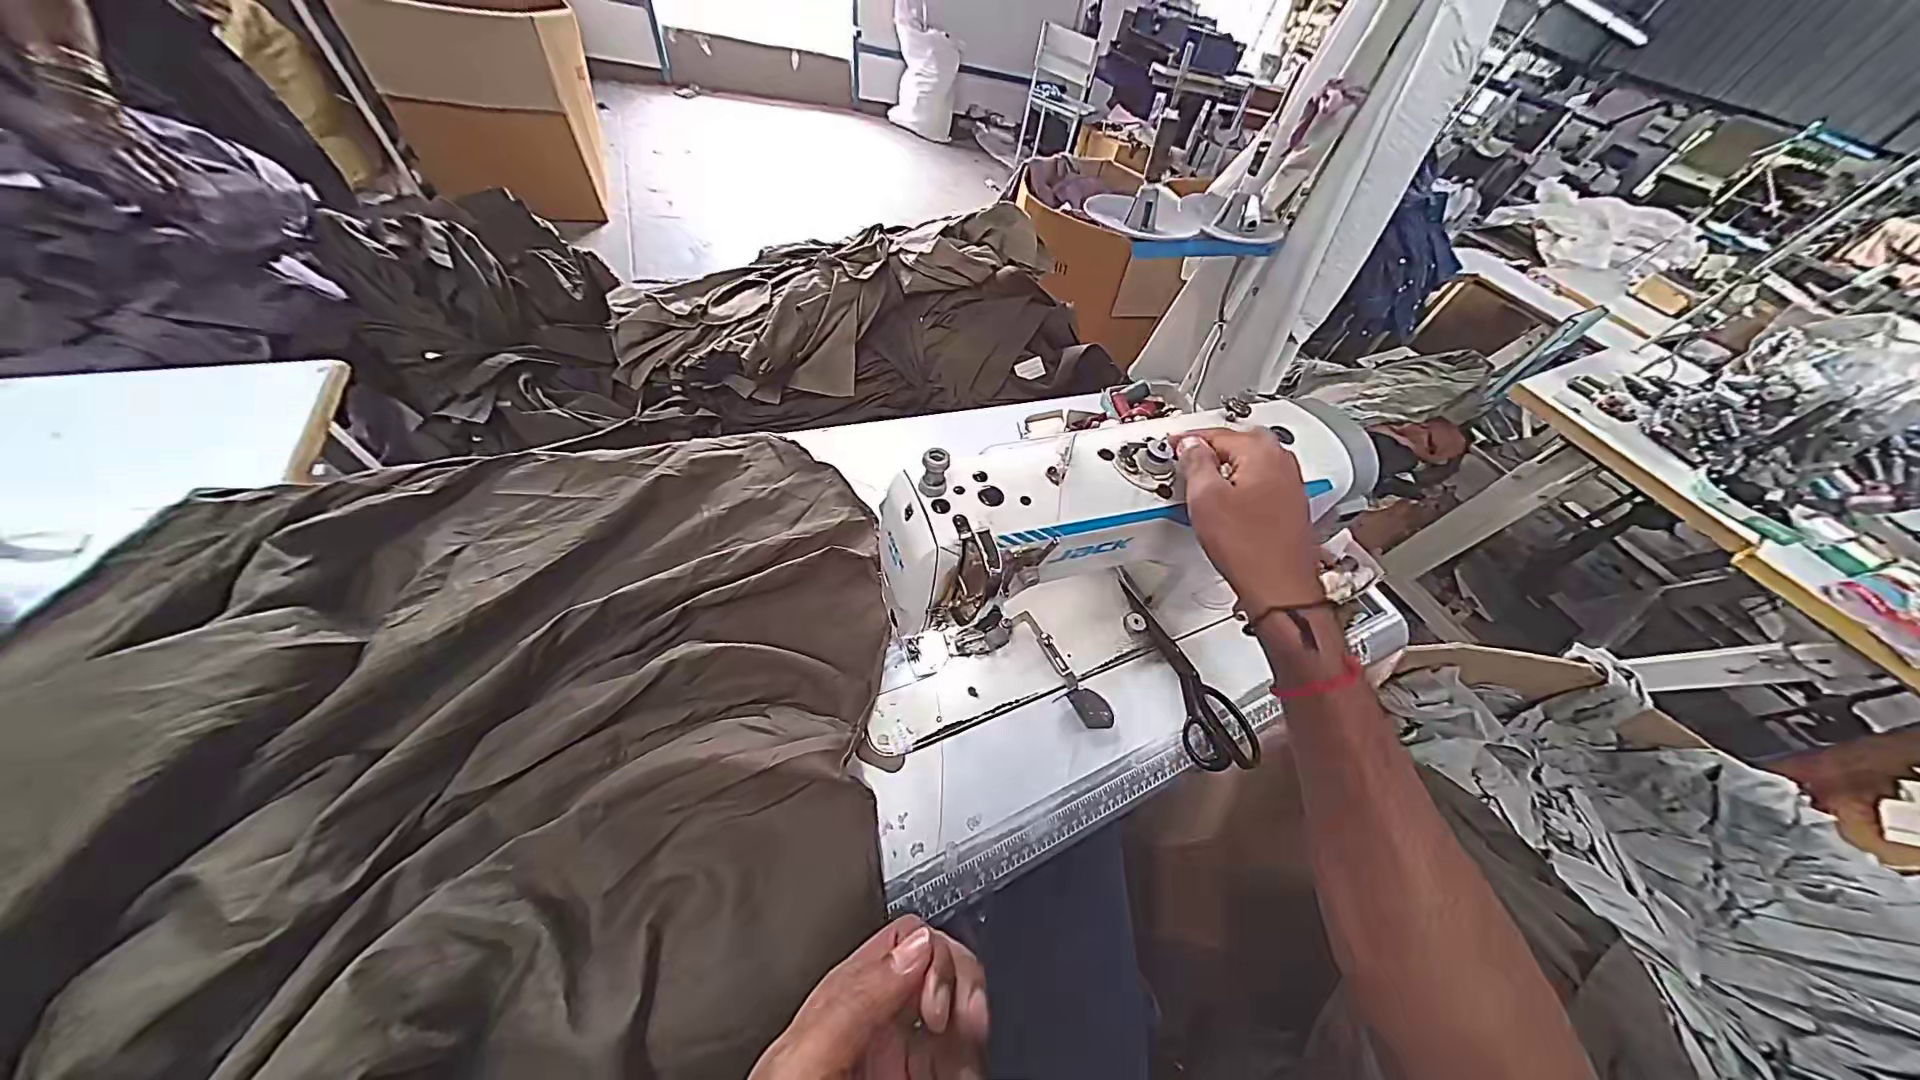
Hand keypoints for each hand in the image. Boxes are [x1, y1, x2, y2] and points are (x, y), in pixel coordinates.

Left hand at [751, 915, 988, 1079]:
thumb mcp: (803, 1060)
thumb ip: (856, 997)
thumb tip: (917, 944)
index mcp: (845, 1002)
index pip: (901, 940)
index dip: (929, 954)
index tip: (936, 998)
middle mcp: (877, 1025)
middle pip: (938, 970)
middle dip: (961, 988)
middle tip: (961, 1024)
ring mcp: (901, 1062)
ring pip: (959, 1016)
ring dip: (971, 1032)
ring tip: (963, 1064)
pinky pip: (964, 1062)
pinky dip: (974, 1065)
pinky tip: (964, 1077)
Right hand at [1176, 427, 1323, 611]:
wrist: (1278, 585)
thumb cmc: (1249, 548)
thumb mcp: (1206, 499)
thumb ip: (1196, 463)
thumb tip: (1191, 446)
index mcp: (1262, 454)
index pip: (1218, 434)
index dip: (1189, 439)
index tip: (1173, 444)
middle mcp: (1283, 463)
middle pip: (1239, 442)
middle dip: (1211, 447)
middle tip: (1185, 457)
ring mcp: (1290, 484)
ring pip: (1251, 462)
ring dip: (1226, 465)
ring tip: (1201, 480)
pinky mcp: (1289, 504)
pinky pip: (1260, 481)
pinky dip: (1240, 482)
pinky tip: (1226, 500)